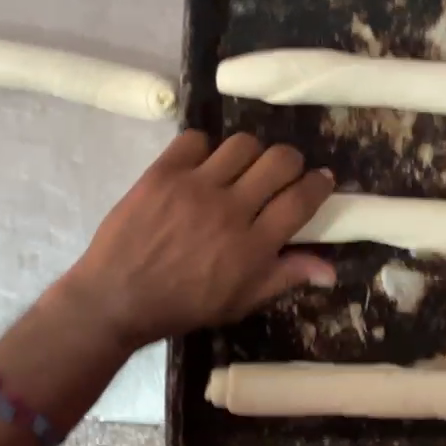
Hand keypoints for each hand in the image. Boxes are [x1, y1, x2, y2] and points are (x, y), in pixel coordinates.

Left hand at [51, 131, 335, 350]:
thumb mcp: (240, 301)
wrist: (114, 299)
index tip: (322, 179)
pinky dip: (204, 149)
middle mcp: (230, 211)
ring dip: (250, 153)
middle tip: (282, 173)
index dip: (319, 184)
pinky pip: (196, 139)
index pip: (301, 200)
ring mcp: (195, 188)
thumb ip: (286, 277)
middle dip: (291, 162)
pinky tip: (202, 167)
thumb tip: (331, 269)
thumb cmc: (183, 306)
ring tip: (242, 167)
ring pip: (243, 144)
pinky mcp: (162, 174)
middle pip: (280, 161)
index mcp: (252, 247)